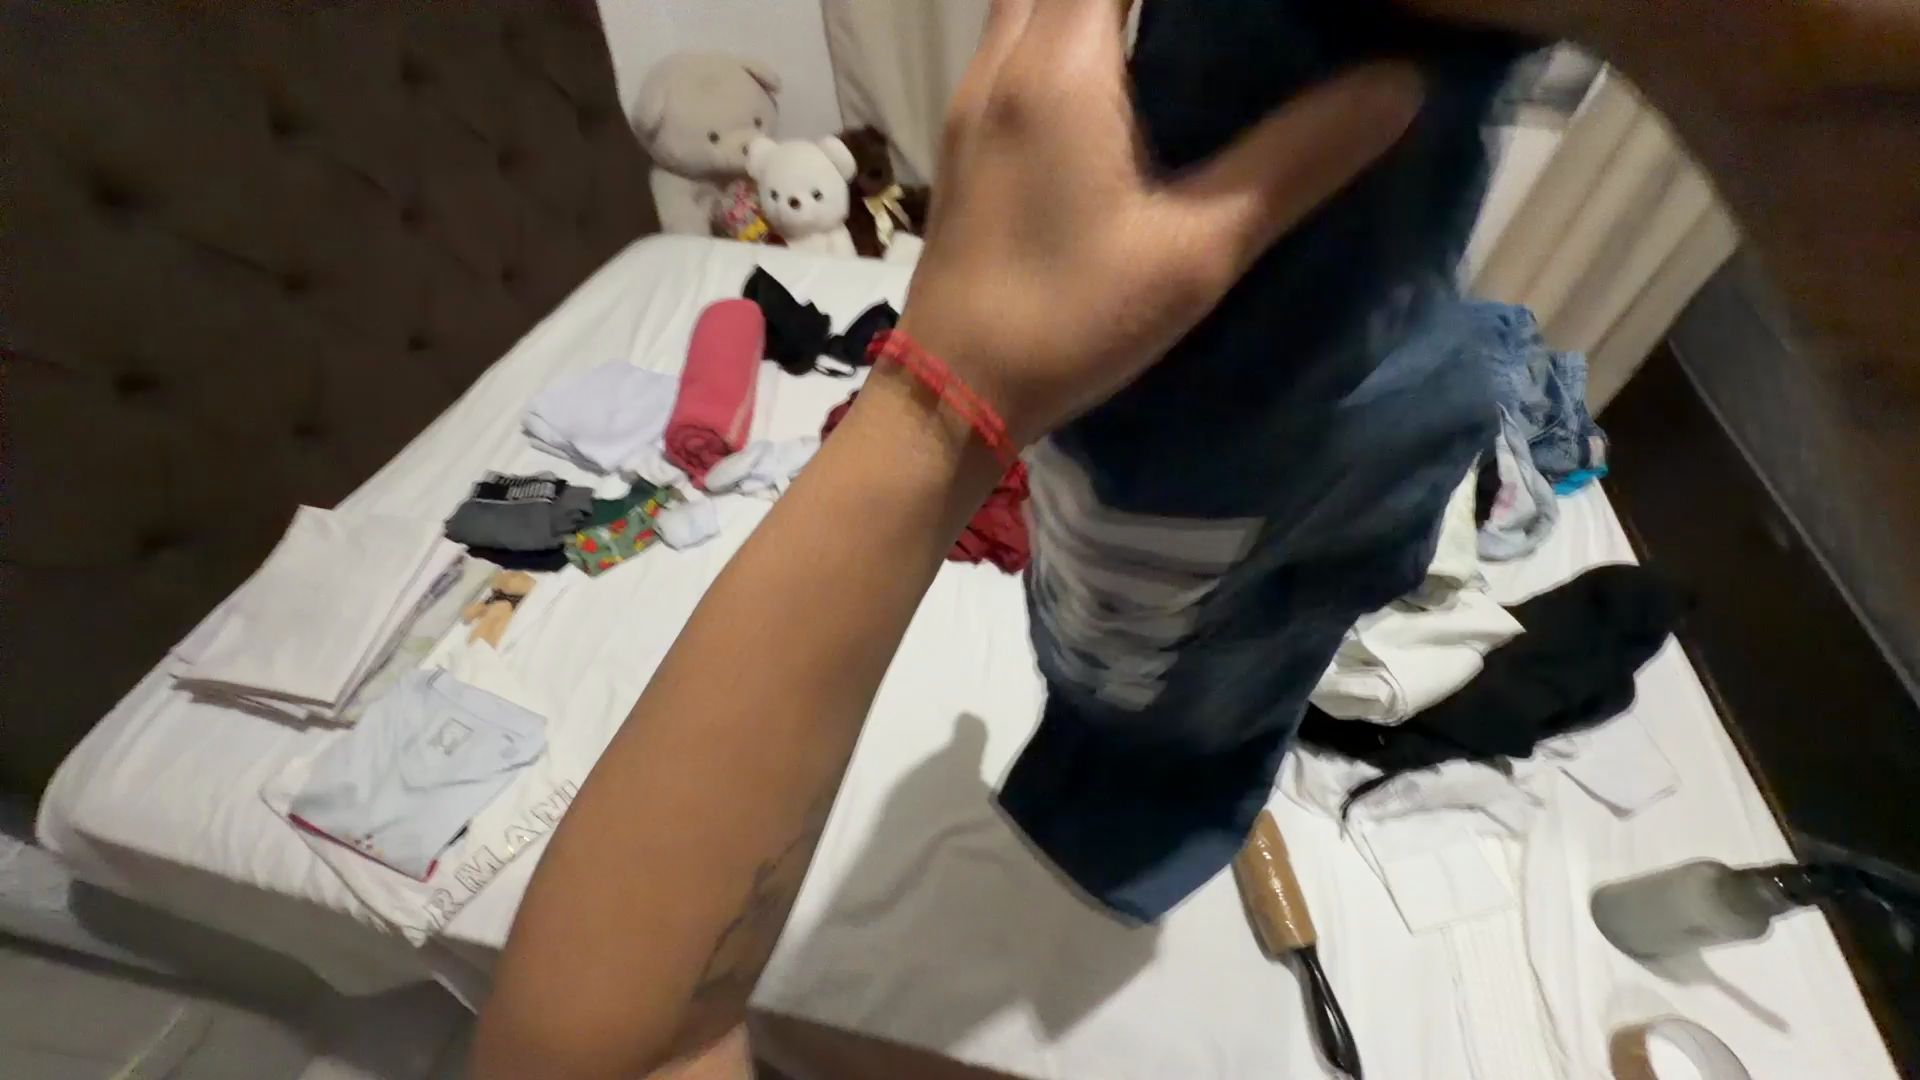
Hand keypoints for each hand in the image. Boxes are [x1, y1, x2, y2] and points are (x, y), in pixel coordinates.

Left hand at [897, 0, 1423, 447]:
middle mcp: (1001, 59)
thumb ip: (1295, 162)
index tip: (1248, 7)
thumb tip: (1399, 85)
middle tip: (1216, 22)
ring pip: (1030, 1)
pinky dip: (1063, 39)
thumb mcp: (1195, 254)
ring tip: (1173, 36)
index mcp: (1061, 62)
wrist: (953, 392)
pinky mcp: (962, 150)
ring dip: (1096, 3)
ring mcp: (970, 105)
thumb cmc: (1067, 324)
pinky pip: (1012, 51)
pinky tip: (1111, 91)